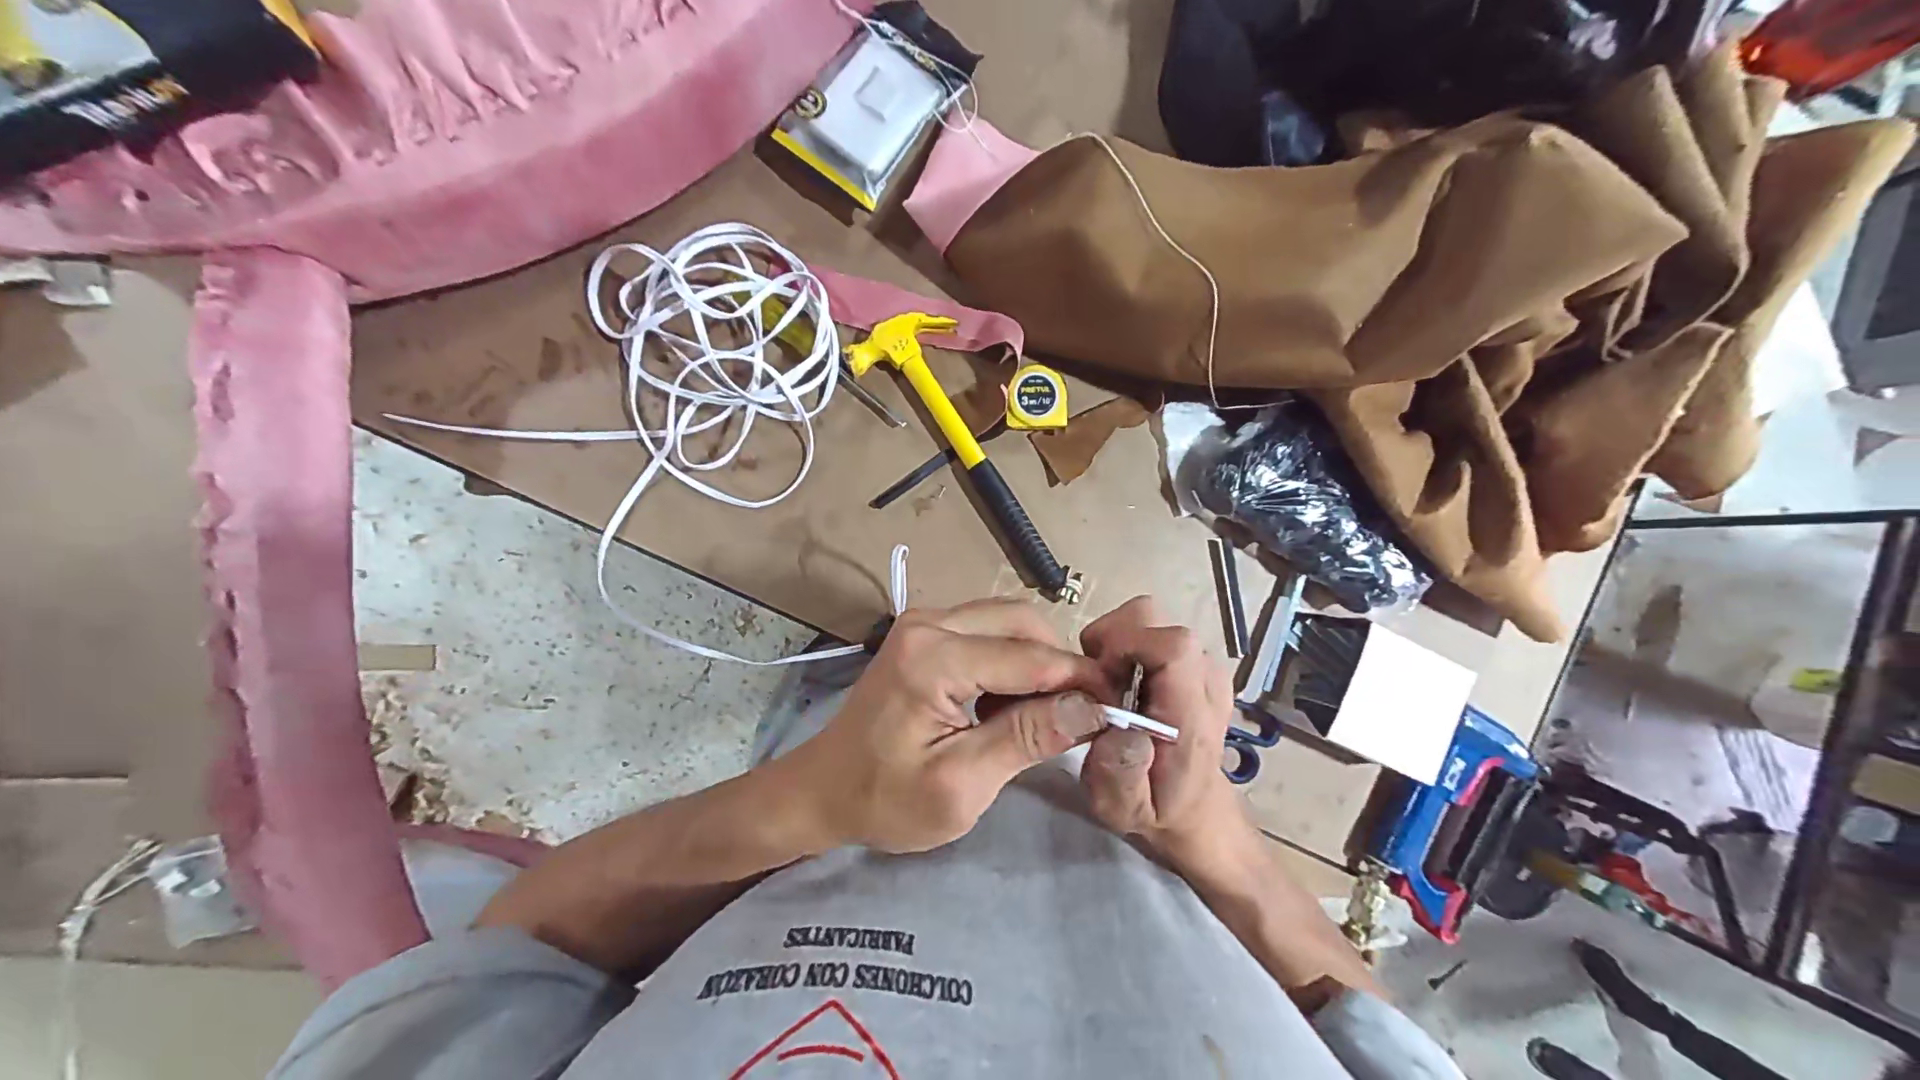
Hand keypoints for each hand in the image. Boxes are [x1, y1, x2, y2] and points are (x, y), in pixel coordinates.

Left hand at [783, 599, 1113, 853]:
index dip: (1081, 680)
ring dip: (1038, 662)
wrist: (825, 788)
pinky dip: (1013, 661)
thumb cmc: (885, 798)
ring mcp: (924, 623)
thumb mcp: (962, 784)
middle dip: (1060, 665)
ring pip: (1008, 622)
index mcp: (934, 658)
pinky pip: (988, 632)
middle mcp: (929, 623)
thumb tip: (1091, 707)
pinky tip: (1011, 704)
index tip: (1119, 706)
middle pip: (1023, 623)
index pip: (1030, 656)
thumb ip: (1027, 738)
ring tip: (1047, 714)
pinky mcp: (925, 634)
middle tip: (1082, 713)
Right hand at [1077, 596, 1251, 872]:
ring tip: (1106, 685)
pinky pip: (1149, 632)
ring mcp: (1199, 665)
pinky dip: (1125, 647)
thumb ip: (1120, 775)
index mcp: (1193, 712)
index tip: (1097, 675)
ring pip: (1147, 620)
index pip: (1172, 644)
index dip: (1125, 643)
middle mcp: (1204, 678)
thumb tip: (1119, 730)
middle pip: (1153, 618)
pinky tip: (1121, 685)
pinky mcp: (1189, 662)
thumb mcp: (1126, 810)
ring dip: (1115, 643)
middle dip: (1112, 638)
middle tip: (1095, 681)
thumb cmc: (1159, 810)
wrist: (1196, 810)